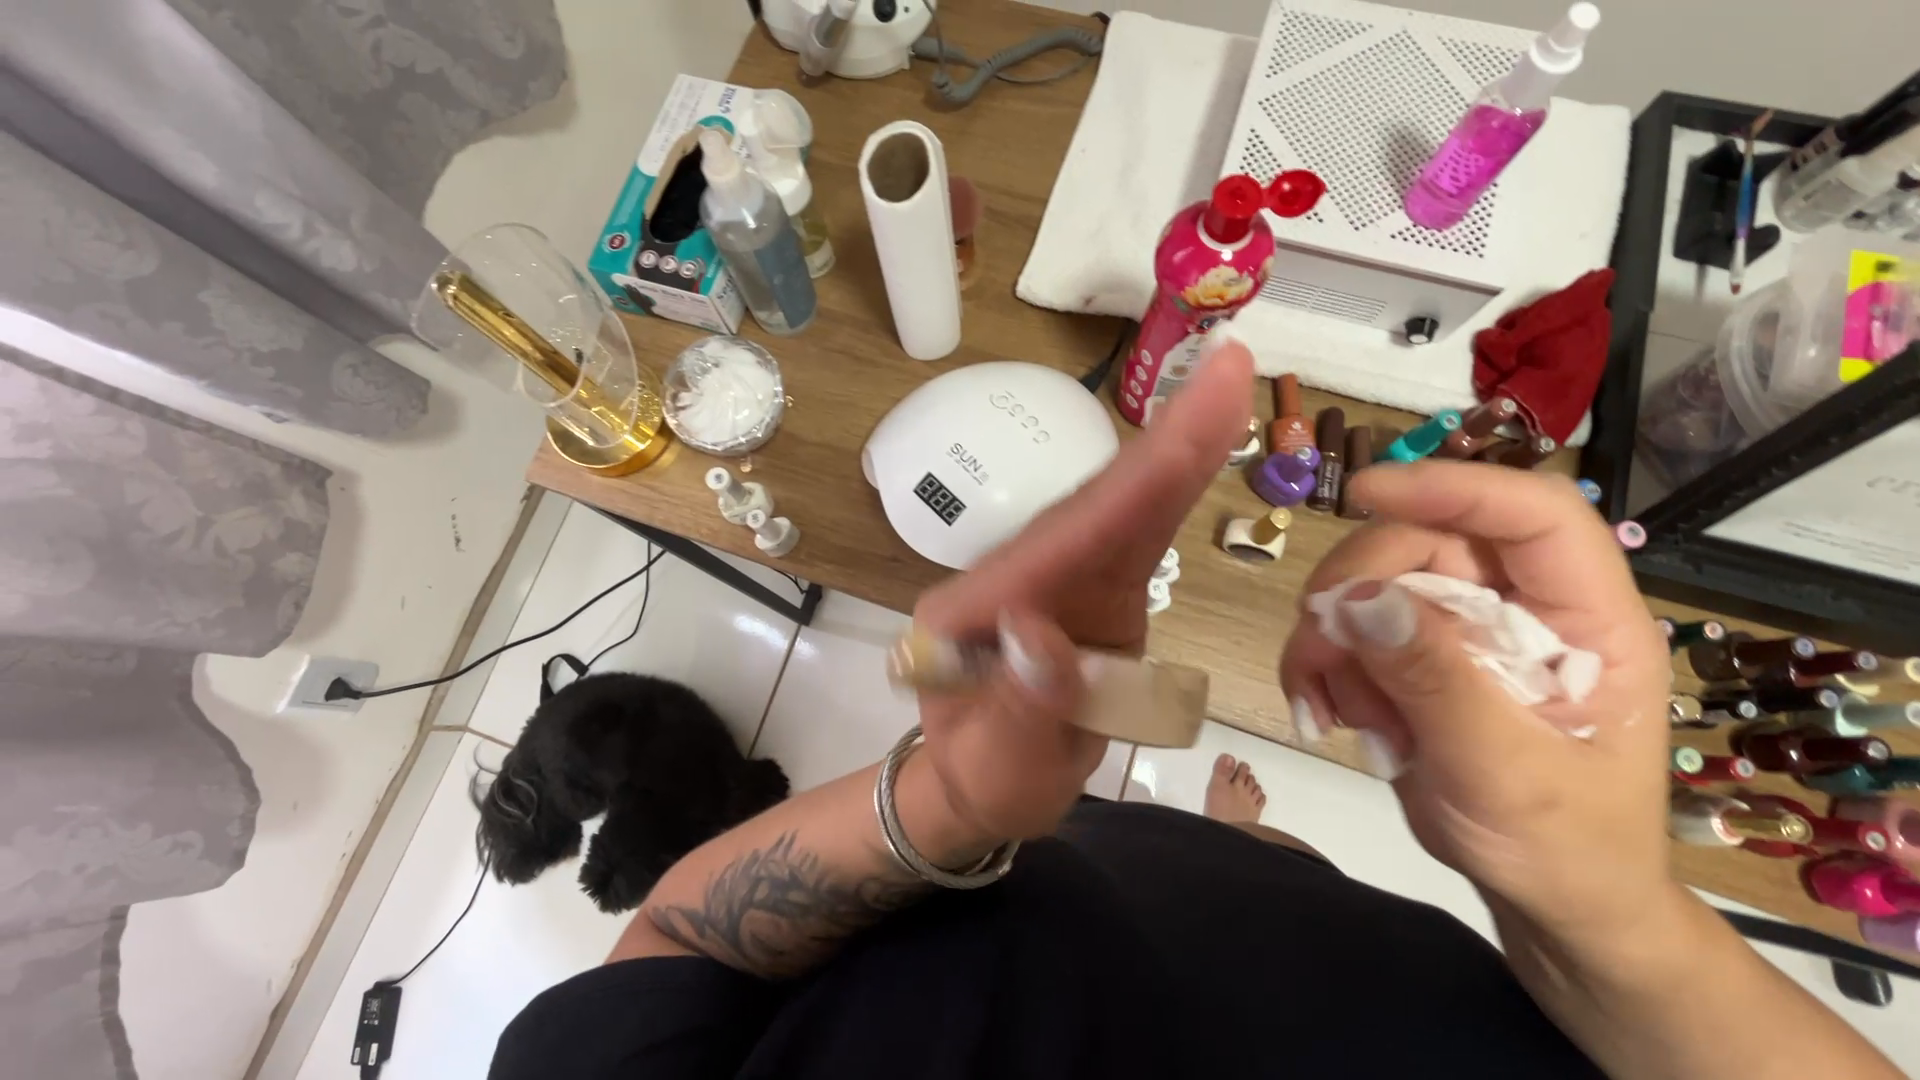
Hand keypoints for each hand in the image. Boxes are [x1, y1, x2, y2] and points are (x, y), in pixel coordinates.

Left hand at [909, 341, 1253, 839]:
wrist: (980, 781)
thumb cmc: (988, 782)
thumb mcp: (999, 770)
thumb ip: (1020, 711)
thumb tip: (1039, 632)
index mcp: (975, 610)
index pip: (1060, 544)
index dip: (1131, 481)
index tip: (1191, 411)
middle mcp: (1013, 574)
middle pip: (1092, 508)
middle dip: (1162, 444)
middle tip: (1231, 367)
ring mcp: (1052, 576)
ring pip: (1115, 512)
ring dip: (1171, 454)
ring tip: (1227, 389)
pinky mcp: (1087, 586)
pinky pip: (1130, 535)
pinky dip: (1167, 491)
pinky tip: (1200, 448)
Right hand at [1278, 462, 1675, 944]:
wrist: (1546, 898)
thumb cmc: (1562, 844)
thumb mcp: (1503, 771)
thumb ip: (1436, 680)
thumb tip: (1356, 598)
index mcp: (1587, 618)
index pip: (1532, 514)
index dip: (1453, 488)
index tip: (1364, 494)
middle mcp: (1522, 606)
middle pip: (1424, 543)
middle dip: (1357, 590)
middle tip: (1320, 652)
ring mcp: (1464, 628)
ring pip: (1370, 583)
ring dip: (1332, 642)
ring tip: (1336, 712)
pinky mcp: (1416, 654)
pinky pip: (1347, 627)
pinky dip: (1321, 666)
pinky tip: (1328, 714)